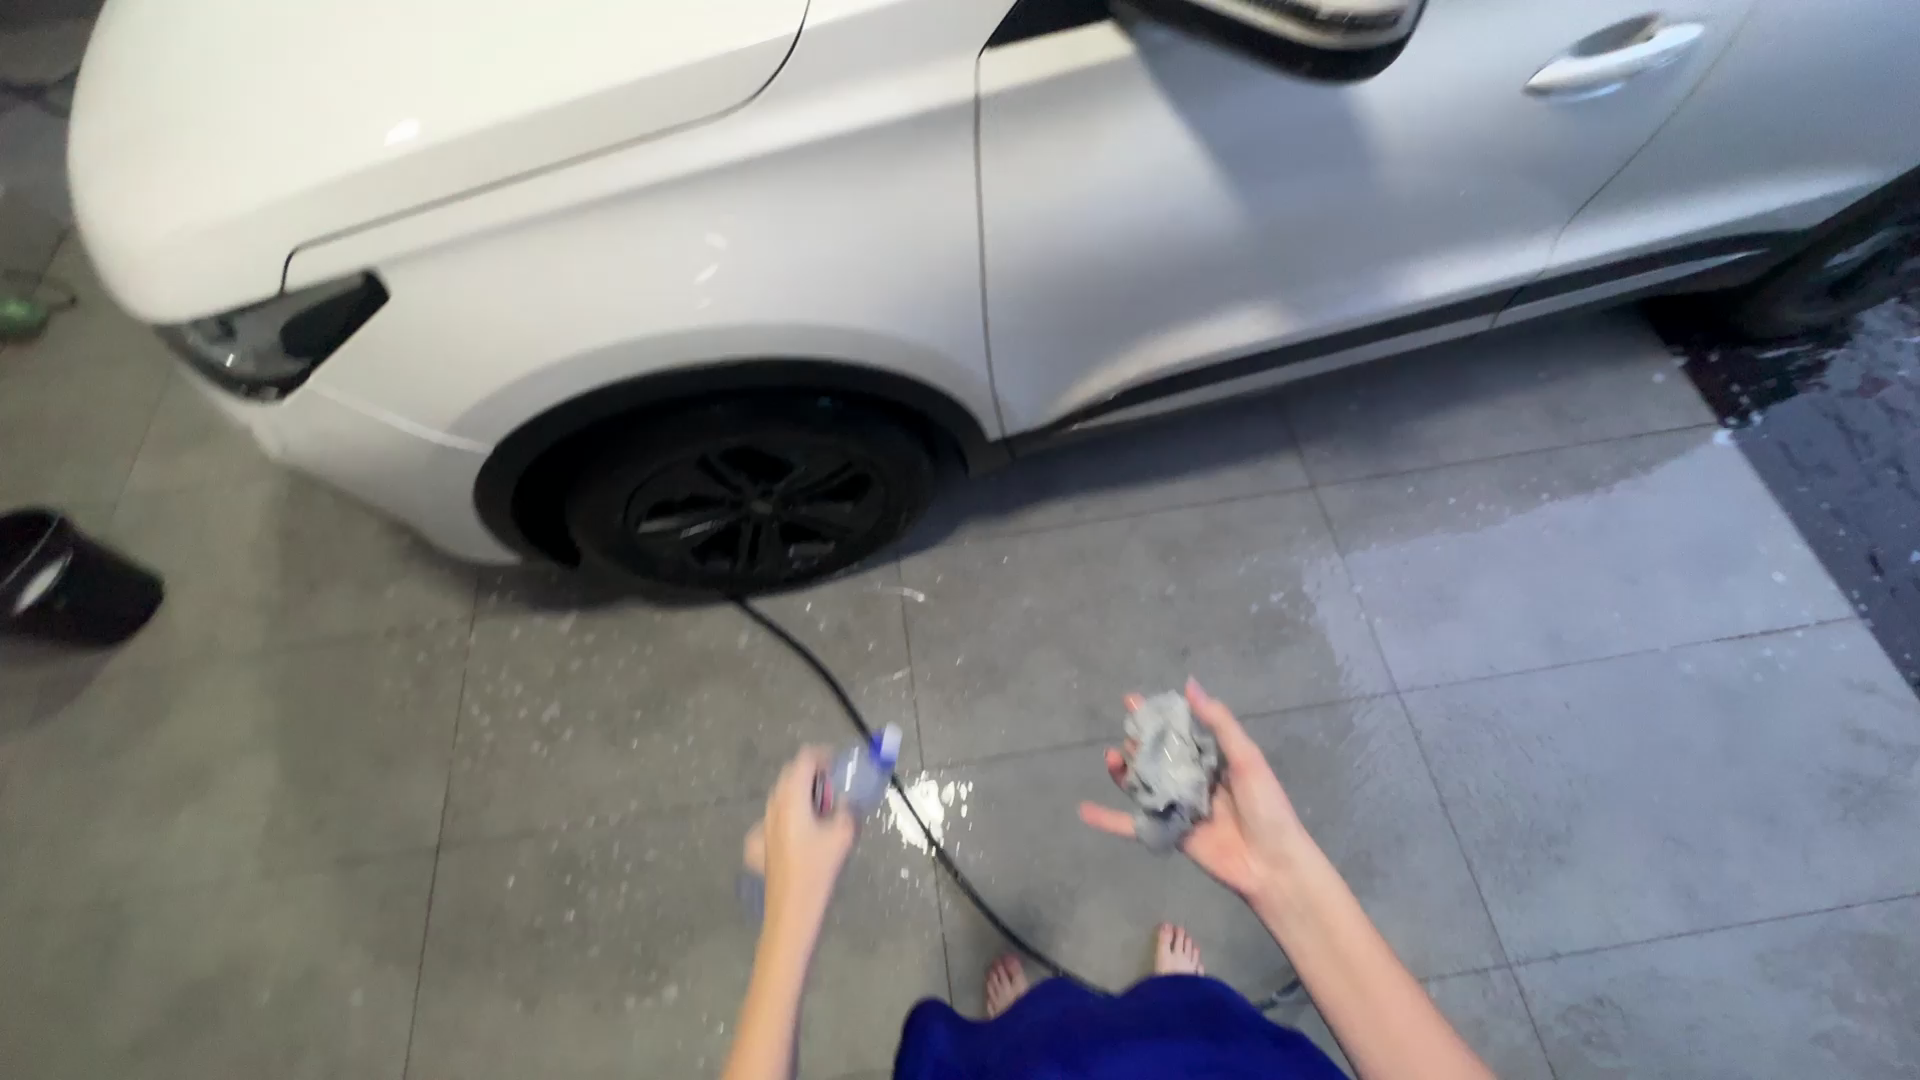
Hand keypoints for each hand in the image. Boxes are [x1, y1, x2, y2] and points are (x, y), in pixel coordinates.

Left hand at [746, 747, 856, 928]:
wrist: (792, 909)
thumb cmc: (818, 869)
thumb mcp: (843, 834)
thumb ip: (846, 809)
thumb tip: (843, 800)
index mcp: (793, 799)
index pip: (803, 761)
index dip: (821, 755)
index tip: (837, 763)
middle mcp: (774, 806)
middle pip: (789, 775)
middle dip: (811, 773)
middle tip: (832, 786)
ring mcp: (763, 825)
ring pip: (780, 796)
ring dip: (799, 792)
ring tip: (819, 808)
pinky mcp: (758, 844)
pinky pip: (772, 818)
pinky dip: (786, 815)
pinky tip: (798, 831)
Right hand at [1079, 678, 1312, 905]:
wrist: (1273, 864)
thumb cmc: (1266, 807)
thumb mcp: (1247, 759)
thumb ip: (1219, 723)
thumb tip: (1189, 685)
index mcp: (1210, 760)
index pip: (1176, 732)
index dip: (1155, 716)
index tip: (1131, 701)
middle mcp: (1190, 780)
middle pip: (1154, 756)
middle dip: (1137, 742)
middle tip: (1126, 730)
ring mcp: (1176, 806)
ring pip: (1141, 784)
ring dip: (1122, 771)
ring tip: (1111, 758)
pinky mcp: (1167, 832)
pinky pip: (1133, 824)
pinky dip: (1108, 819)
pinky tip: (1084, 810)